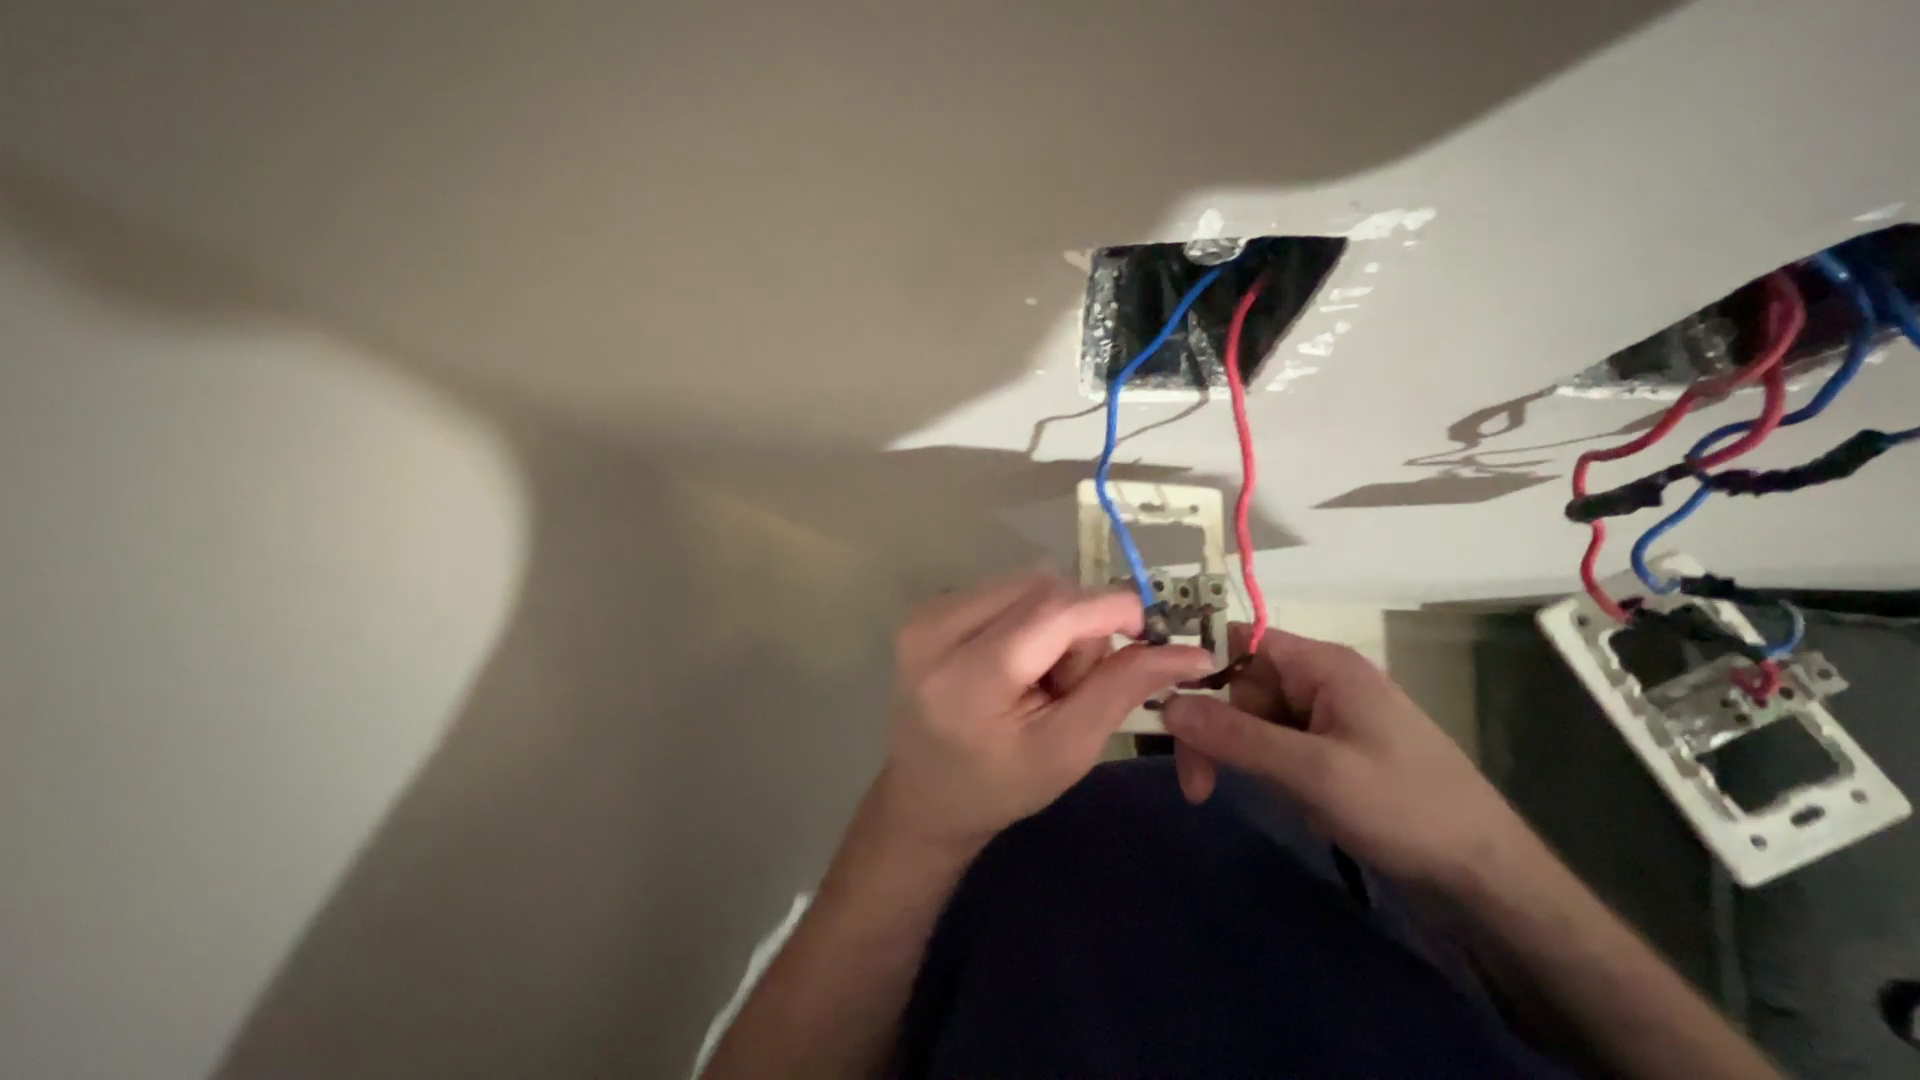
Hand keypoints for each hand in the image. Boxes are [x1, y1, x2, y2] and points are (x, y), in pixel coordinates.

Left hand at [872, 570, 1214, 854]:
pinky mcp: (927, 608)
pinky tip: (1018, 661)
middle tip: (1069, 684)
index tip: (1147, 631)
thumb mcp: (1068, 748)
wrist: (925, 797)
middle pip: (1043, 588)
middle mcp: (934, 629)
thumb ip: (1122, 689)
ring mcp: (924, 614)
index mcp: (967, 677)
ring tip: (1041, 675)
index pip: (1053, 611)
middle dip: (1077, 626)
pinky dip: (1029, 617)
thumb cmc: (999, 786)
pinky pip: (1005, 589)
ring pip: (1027, 582)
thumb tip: (1190, 652)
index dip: (1110, 607)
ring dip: (1054, 619)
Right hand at [1162, 625, 1533, 891]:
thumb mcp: (1313, 771)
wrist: (1482, 873)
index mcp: (1324, 666)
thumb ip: (1237, 736)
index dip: (1198, 663)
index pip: (1241, 640)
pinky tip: (1272, 796)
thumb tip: (1167, 705)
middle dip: (1213, 727)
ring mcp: (1329, 720)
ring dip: (1235, 753)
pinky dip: (1262, 768)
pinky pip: (1278, 746)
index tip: (1161, 704)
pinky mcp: (1333, 754)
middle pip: (1242, 686)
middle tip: (1198, 785)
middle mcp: (1323, 682)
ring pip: (1255, 720)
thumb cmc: (1403, 807)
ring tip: (1225, 793)